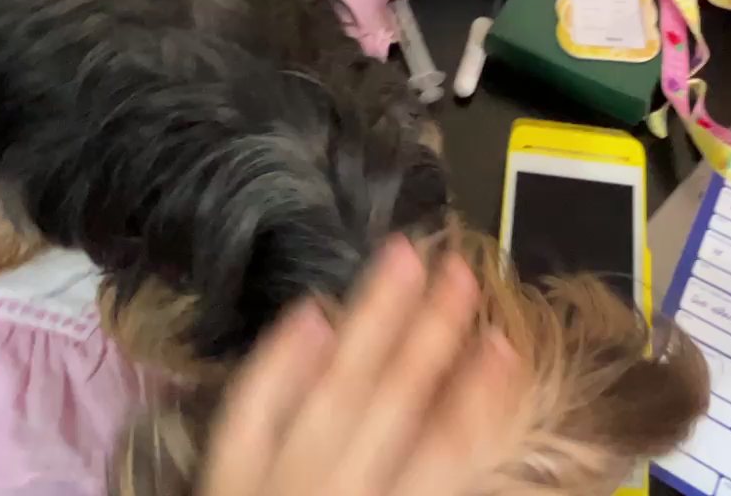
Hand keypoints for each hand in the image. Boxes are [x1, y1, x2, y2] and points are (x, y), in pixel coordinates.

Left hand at [201, 237, 519, 495]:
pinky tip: (309, 310)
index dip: (477, 400)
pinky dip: (278, 364)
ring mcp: (268, 489)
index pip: (440, 459)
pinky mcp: (224, 484)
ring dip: (368, 322)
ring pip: (327, 392)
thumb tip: (473, 446)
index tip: (506, 342)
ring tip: (401, 257)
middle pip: (384, 406)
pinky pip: (248, 416)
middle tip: (460, 269)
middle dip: (426, 335)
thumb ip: (443, 483)